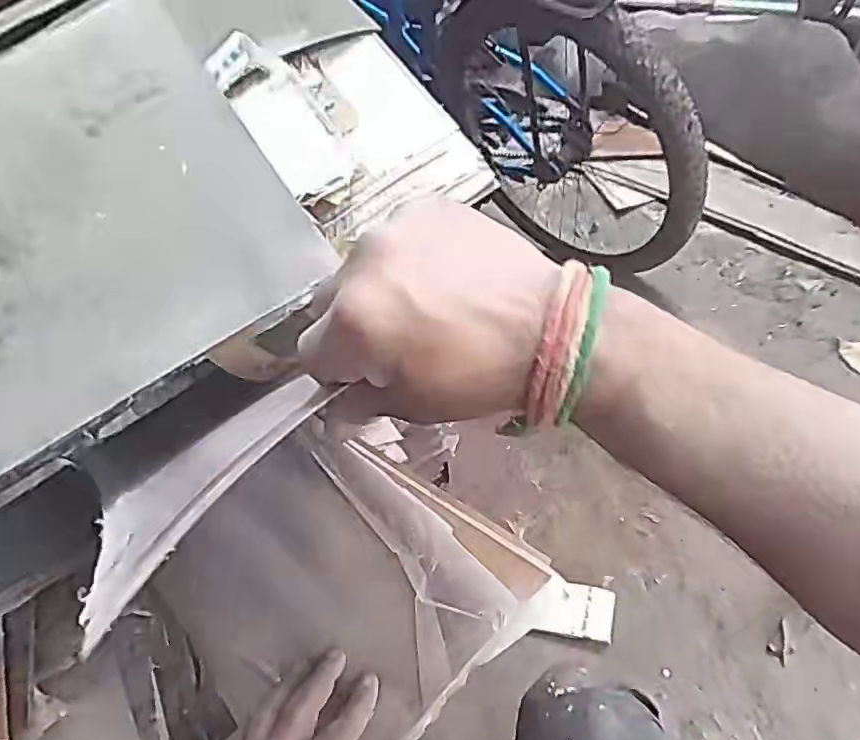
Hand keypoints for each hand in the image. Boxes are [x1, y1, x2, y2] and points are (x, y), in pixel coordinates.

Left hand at [176, 651, 420, 739]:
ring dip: (286, 687)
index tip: (369, 679)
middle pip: (299, 707)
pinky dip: (260, 713)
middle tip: (332, 654)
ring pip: (266, 712)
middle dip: (319, 678)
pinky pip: (246, 732)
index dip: (357, 703)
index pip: (340, 729)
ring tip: (299, 668)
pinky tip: (264, 712)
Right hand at [297, 199, 558, 421]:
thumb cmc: (478, 376)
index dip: (335, 372)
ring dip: (374, 290)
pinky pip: (395, 239)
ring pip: (358, 269)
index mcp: (352, 322)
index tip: (363, 378)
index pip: (309, 352)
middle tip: (392, 343)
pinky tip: (441, 279)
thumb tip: (336, 412)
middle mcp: (360, 265)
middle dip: (349, 328)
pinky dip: (406, 261)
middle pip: (326, 305)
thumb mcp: (413, 405)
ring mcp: (394, 228)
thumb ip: (361, 405)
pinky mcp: (426, 207)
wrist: (550, 328)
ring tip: (422, 306)